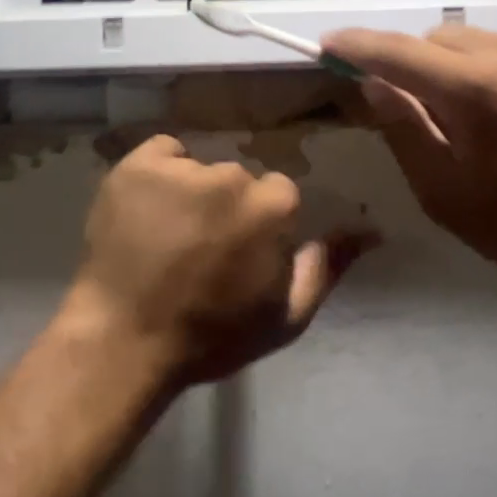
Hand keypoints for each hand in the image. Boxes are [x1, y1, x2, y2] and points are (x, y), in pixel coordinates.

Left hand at [63, 135, 376, 387]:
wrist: (124, 343)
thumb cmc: (211, 336)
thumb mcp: (285, 316)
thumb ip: (327, 267)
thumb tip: (371, 230)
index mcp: (273, 206)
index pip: (277, 196)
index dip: (259, 228)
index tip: (237, 256)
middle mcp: (232, 175)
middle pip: (238, 180)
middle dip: (225, 207)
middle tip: (199, 249)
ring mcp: (182, 169)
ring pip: (199, 168)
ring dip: (191, 192)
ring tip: (165, 235)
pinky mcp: (137, 164)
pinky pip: (163, 152)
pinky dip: (159, 172)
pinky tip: (146, 208)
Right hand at [324, 26, 496, 301]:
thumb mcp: (448, 196)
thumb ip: (404, 131)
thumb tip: (374, 84)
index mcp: (475, 91)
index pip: (396, 52)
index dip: (356, 45)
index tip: (328, 44)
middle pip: (437, 39)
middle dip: (416, 65)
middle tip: (422, 111)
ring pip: (477, 40)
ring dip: (459, 66)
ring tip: (478, 115)